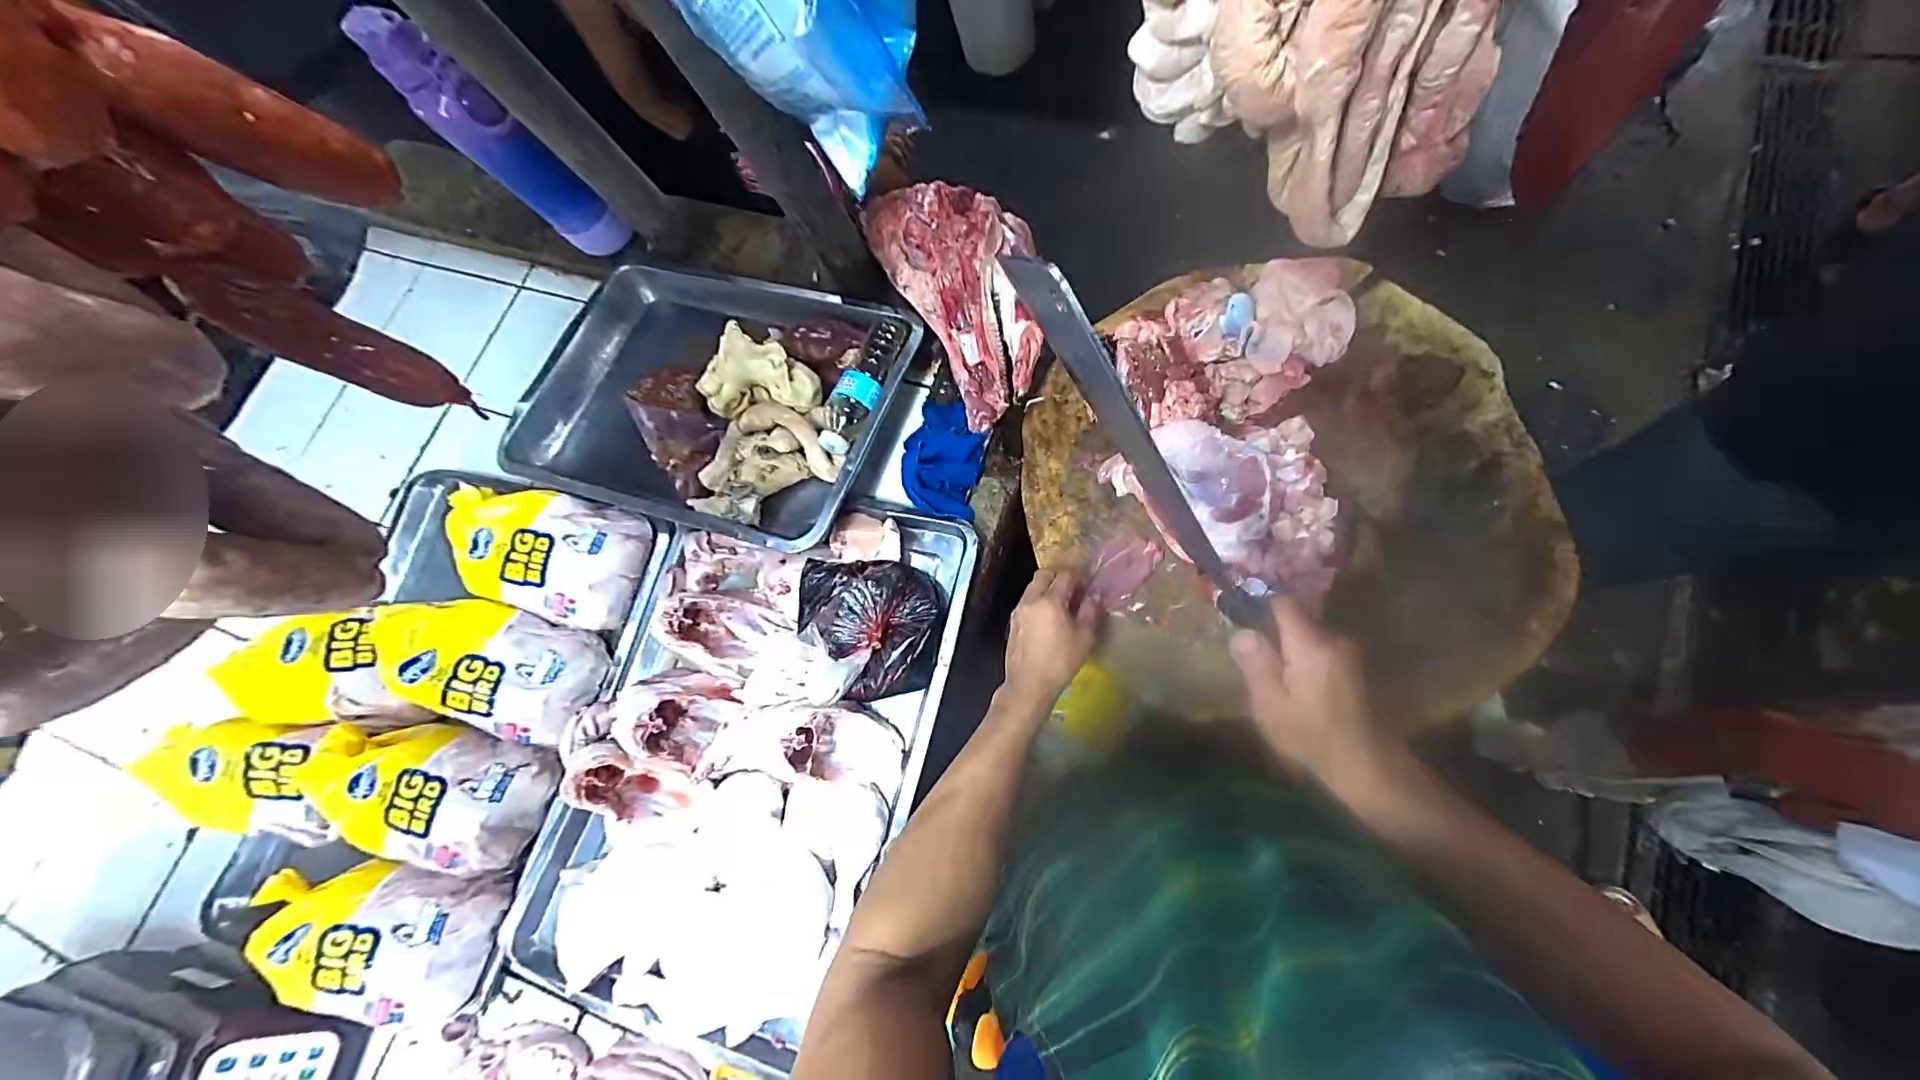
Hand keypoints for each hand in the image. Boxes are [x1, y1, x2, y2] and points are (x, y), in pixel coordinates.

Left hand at [1003, 568, 1098, 704]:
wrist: (1028, 684)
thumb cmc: (1060, 662)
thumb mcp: (1084, 638)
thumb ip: (1090, 612)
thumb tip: (1094, 595)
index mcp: (1049, 601)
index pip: (1064, 576)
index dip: (1078, 576)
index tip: (1086, 584)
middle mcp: (1030, 600)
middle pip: (1043, 575)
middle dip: (1058, 577)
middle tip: (1073, 590)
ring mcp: (1018, 611)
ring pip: (1032, 588)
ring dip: (1046, 589)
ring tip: (1061, 606)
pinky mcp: (1012, 622)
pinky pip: (1026, 602)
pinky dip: (1037, 602)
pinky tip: (1048, 618)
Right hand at [1229, 597, 1386, 783]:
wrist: (1366, 765)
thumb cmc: (1311, 734)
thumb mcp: (1270, 703)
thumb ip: (1256, 664)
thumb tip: (1241, 632)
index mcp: (1310, 644)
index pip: (1283, 603)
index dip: (1259, 605)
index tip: (1240, 618)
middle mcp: (1334, 640)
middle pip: (1295, 621)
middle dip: (1272, 634)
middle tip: (1251, 659)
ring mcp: (1348, 655)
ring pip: (1307, 638)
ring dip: (1288, 651)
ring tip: (1271, 678)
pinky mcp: (1354, 670)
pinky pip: (1319, 652)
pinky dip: (1303, 662)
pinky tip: (1294, 688)